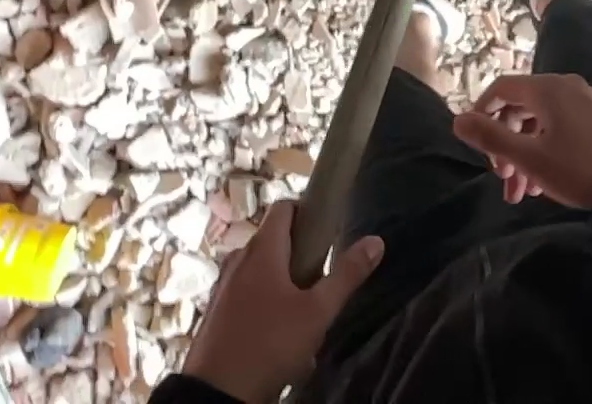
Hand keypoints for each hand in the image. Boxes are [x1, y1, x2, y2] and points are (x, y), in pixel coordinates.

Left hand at [181, 202, 383, 403]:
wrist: (215, 395)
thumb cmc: (270, 344)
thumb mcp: (317, 312)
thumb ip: (346, 275)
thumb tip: (376, 241)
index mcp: (262, 250)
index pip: (283, 207)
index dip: (306, 211)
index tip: (326, 233)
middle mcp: (238, 260)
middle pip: (274, 240)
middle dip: (299, 255)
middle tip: (320, 279)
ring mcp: (223, 287)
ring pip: (261, 270)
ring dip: (283, 283)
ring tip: (303, 313)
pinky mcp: (215, 313)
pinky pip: (246, 295)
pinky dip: (264, 303)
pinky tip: (280, 335)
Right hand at [452, 74, 591, 209]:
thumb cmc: (577, 169)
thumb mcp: (529, 158)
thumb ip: (491, 138)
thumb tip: (457, 121)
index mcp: (547, 88)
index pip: (501, 89)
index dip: (482, 112)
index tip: (474, 142)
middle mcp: (564, 86)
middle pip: (520, 107)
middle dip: (504, 144)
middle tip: (501, 178)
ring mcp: (583, 101)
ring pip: (539, 122)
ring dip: (523, 154)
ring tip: (520, 193)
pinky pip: (558, 126)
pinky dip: (543, 149)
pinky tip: (541, 183)